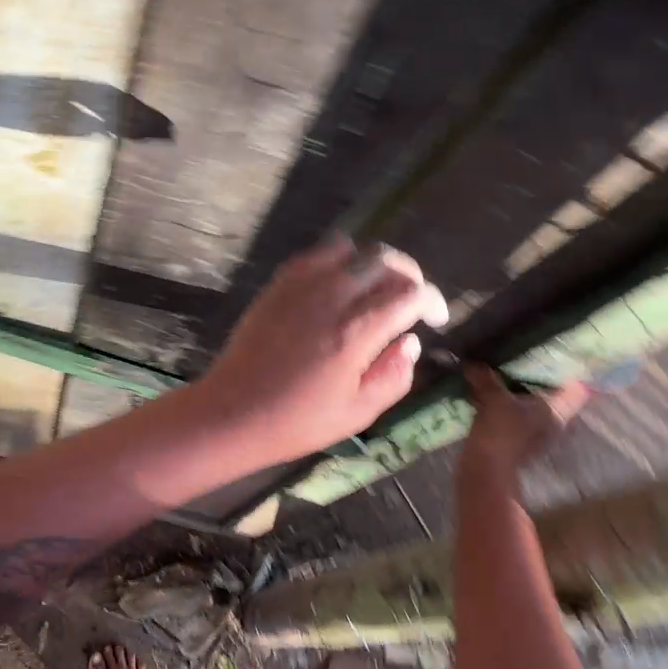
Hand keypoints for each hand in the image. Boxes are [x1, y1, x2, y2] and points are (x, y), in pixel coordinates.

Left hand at [200, 237, 448, 458]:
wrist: (233, 411)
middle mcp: (331, 296)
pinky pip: (315, 255)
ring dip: (371, 262)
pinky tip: (338, 287)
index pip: (410, 293)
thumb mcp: (357, 413)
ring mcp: (300, 285)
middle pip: (384, 259)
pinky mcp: (278, 283)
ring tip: (374, 288)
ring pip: (350, 247)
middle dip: (408, 274)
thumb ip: (393, 375)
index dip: (432, 301)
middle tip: (410, 299)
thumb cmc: (297, 421)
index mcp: (356, 331)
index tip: (434, 318)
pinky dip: (337, 261)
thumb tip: (410, 342)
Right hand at [460, 365, 590, 481]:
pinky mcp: (515, 438)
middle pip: (551, 393)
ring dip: (516, 390)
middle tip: (519, 356)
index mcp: (556, 410)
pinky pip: (513, 413)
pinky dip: (503, 403)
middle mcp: (550, 420)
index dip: (567, 370)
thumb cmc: (501, 432)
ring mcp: (533, 431)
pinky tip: (485, 391)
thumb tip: (472, 363)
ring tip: (499, 370)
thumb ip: (486, 377)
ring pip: (530, 403)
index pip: (576, 388)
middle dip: (535, 376)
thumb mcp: (494, 398)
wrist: (485, 471)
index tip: (550, 353)